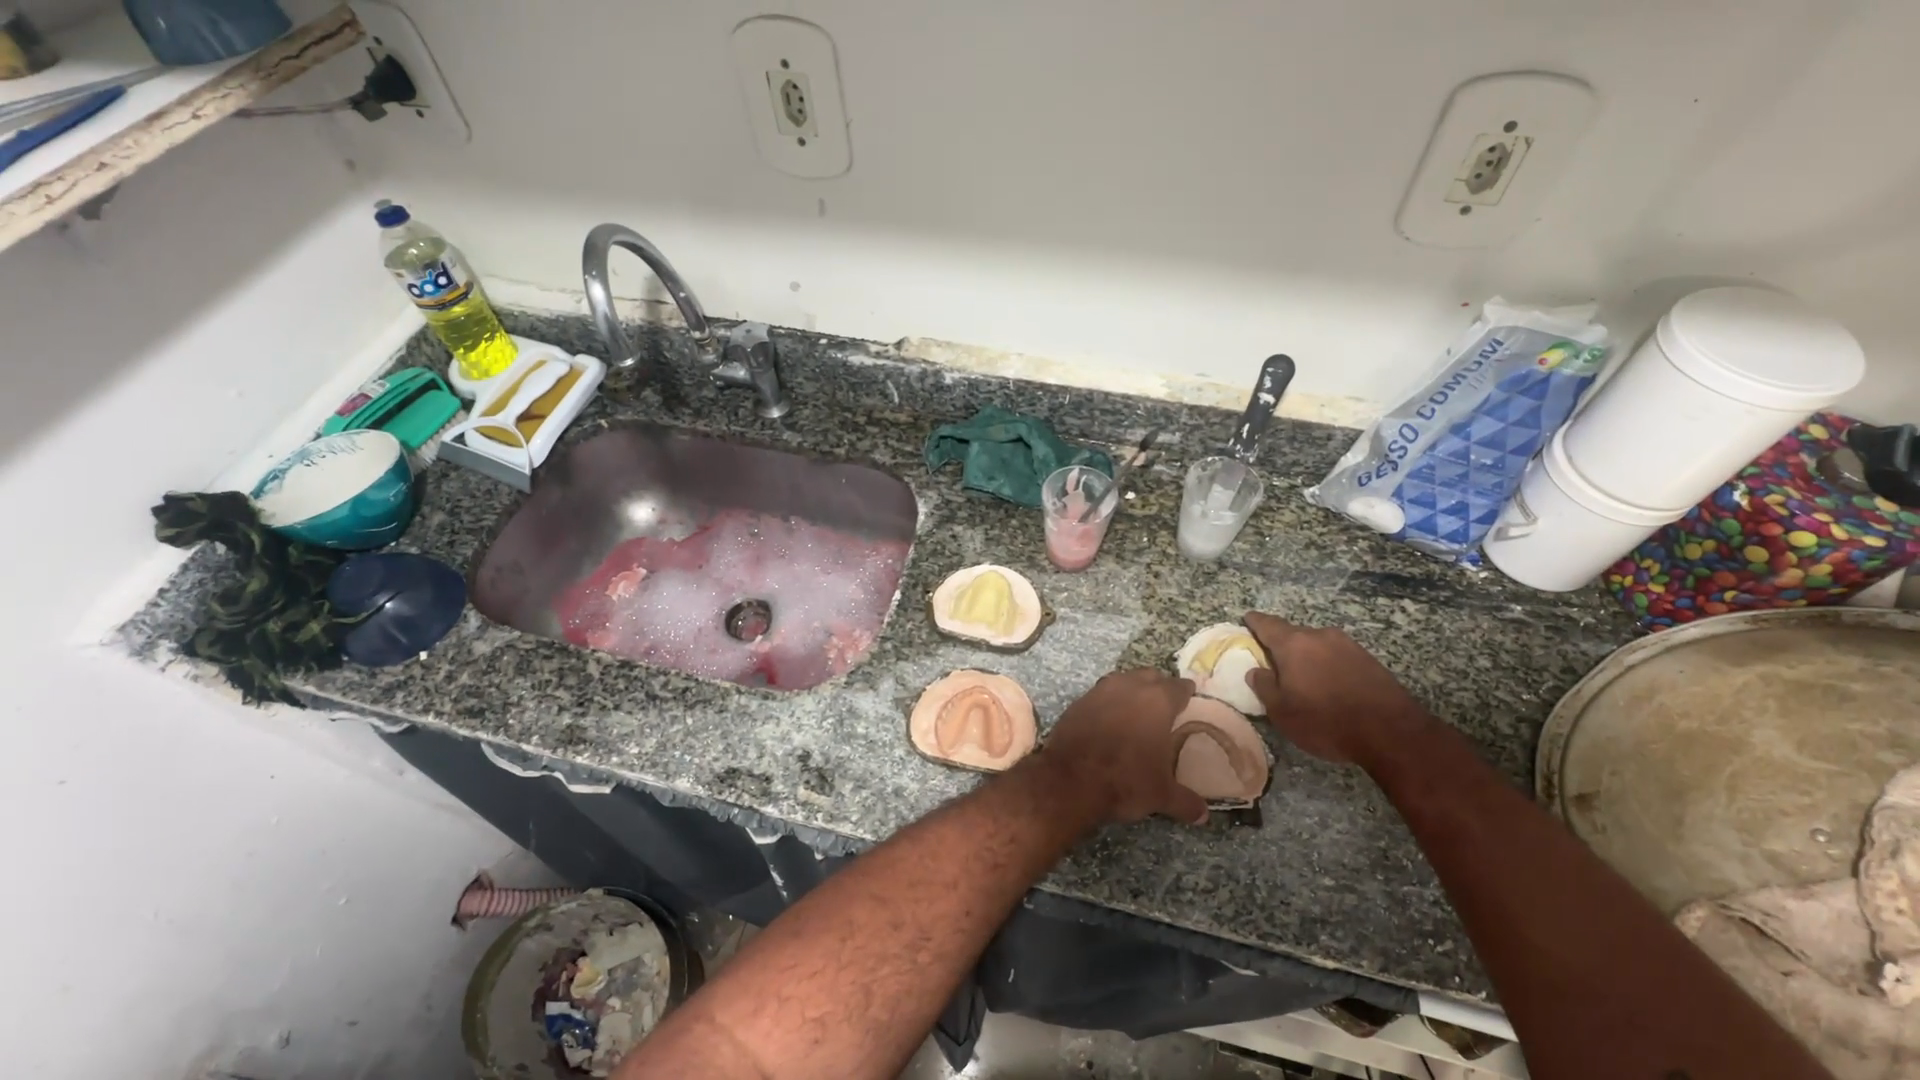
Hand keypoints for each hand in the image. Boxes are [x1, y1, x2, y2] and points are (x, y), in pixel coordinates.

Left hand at [1038, 669, 1208, 826]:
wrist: (1070, 781)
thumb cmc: (1125, 781)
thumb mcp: (1162, 795)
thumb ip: (1186, 802)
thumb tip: (1204, 815)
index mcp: (1158, 701)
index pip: (1178, 686)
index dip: (1186, 691)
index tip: (1189, 696)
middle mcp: (1129, 687)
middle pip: (1149, 676)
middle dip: (1158, 685)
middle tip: (1164, 702)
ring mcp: (1099, 692)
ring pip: (1122, 681)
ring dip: (1131, 690)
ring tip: (1136, 708)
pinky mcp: (1077, 703)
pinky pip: (1099, 695)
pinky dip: (1107, 703)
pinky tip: (1108, 719)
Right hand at [1241, 612, 1433, 766]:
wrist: (1390, 731)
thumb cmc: (1326, 721)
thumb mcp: (1282, 712)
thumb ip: (1264, 687)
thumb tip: (1256, 671)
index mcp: (1293, 645)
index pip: (1267, 624)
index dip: (1254, 622)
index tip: (1247, 620)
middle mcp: (1320, 636)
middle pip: (1293, 634)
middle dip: (1281, 645)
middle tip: (1274, 663)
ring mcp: (1347, 645)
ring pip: (1317, 645)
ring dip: (1307, 657)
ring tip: (1303, 678)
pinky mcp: (1368, 658)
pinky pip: (1337, 655)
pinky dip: (1327, 665)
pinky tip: (1329, 685)